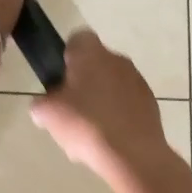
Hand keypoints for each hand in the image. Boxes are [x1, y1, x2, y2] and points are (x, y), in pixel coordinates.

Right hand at [29, 31, 170, 178]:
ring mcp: (137, 81)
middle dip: (83, 83)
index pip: (77, 39)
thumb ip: (41, 104)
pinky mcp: (150, 103)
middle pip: (95, 65)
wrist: (131, 154)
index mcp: (91, 53)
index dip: (66, 56)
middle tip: (70, 109)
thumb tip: (44, 106)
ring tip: (89, 132)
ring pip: (111, 85)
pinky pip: (127, 104)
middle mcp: (117, 59)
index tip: (60, 79)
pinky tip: (109, 139)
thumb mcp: (47, 114)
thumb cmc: (85, 124)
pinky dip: (118, 116)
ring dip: (101, 101)